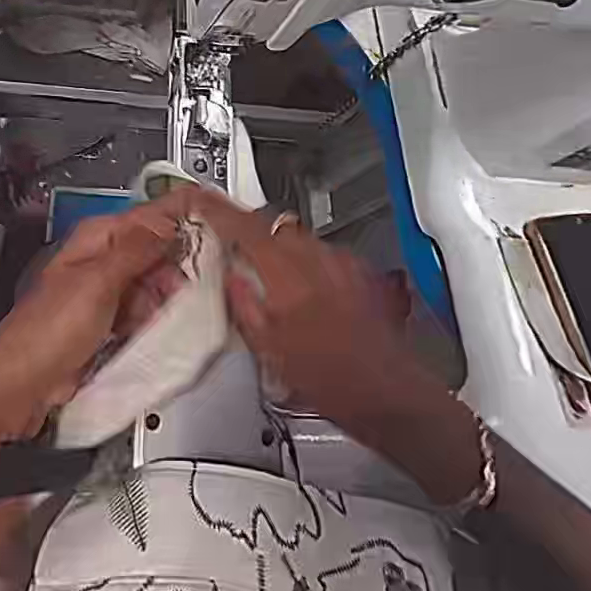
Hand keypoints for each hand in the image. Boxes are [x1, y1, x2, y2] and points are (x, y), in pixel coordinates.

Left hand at [0, 193, 187, 444]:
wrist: (24, 388)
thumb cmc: (44, 334)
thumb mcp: (98, 283)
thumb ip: (137, 250)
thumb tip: (169, 223)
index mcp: (98, 238)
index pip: (151, 212)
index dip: (184, 213)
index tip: (216, 217)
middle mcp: (105, 259)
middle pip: (160, 246)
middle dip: (179, 262)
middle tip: (197, 276)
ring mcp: (111, 289)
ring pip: (158, 279)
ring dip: (169, 293)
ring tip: (169, 306)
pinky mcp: (116, 317)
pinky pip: (149, 307)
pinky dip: (157, 314)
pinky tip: (156, 323)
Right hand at [181, 191, 447, 428]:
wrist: (385, 389)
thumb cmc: (332, 378)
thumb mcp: (270, 349)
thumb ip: (245, 306)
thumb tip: (233, 281)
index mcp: (286, 274)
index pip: (246, 228)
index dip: (221, 212)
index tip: (205, 202)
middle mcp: (317, 258)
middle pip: (275, 226)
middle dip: (254, 234)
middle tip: (240, 253)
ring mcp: (342, 262)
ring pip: (301, 239)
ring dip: (284, 251)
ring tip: (280, 286)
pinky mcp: (360, 271)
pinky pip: (326, 254)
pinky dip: (311, 265)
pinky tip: (312, 295)